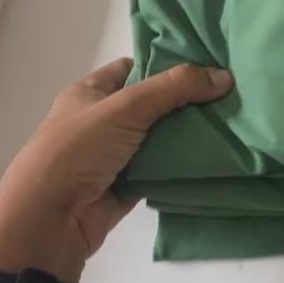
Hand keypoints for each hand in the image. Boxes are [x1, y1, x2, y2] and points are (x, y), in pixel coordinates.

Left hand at [0, 58, 232, 282]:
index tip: (209, 58)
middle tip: (232, 87)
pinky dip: (186, 160)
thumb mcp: (126, 107)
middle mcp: (103, 120)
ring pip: (163, 134)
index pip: (135, 67)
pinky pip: (165, 165)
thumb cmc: (77, 151)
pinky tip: (219, 148)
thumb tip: (225, 76)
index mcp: (90, 93)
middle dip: (189, 96)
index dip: (168, 60)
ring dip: (192, 129)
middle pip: (155, 101)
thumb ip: (175, 87)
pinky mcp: (129, 183)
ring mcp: (116, 154)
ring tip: (235, 115)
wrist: (48, 224)